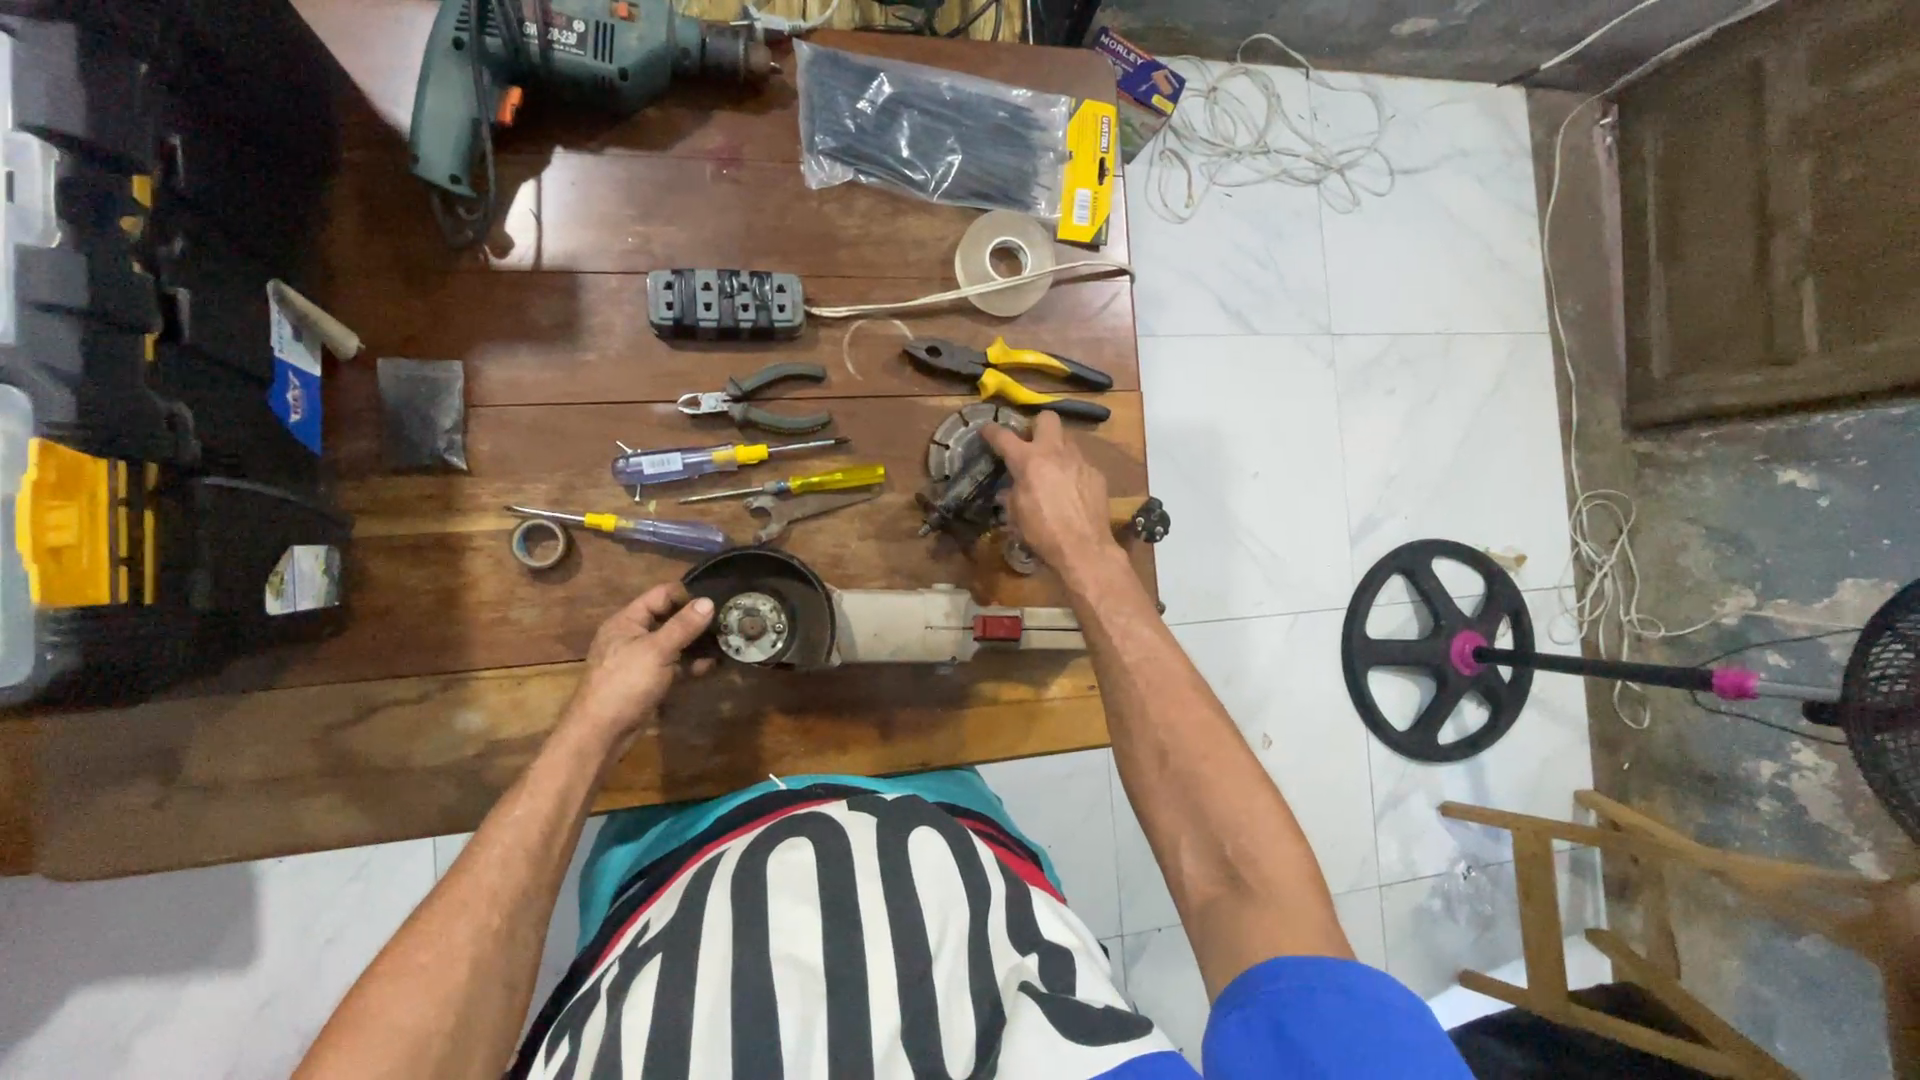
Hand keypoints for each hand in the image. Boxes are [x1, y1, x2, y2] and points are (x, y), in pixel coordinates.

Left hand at [564, 584, 714, 744]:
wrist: (602, 732)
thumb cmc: (625, 683)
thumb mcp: (656, 650)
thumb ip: (683, 626)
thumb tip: (709, 601)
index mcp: (627, 621)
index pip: (661, 595)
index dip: (687, 595)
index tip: (716, 600)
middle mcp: (633, 636)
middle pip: (669, 618)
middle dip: (696, 620)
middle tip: (727, 620)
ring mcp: (642, 659)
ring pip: (674, 643)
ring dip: (697, 643)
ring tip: (726, 641)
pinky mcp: (650, 679)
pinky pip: (675, 664)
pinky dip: (691, 664)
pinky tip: (713, 665)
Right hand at [982, 411, 1121, 576]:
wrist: (1084, 548)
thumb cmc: (1043, 533)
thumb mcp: (1016, 516)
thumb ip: (1011, 496)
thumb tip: (1008, 490)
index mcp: (1029, 461)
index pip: (1004, 436)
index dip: (992, 431)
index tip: (986, 430)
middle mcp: (1055, 453)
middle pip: (1047, 418)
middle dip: (1036, 426)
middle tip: (1031, 444)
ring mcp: (1079, 461)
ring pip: (1066, 440)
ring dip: (1056, 450)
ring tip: (1052, 471)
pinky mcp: (1095, 474)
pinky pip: (1080, 463)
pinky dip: (1072, 472)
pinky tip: (1071, 491)